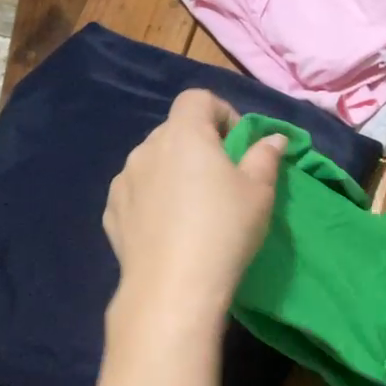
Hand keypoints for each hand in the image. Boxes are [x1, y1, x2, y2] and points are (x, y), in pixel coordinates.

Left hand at [103, 91, 285, 323]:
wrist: (173, 287)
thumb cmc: (225, 228)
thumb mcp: (260, 191)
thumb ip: (265, 156)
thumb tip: (273, 138)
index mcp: (184, 134)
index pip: (198, 99)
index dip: (222, 113)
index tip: (239, 145)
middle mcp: (147, 148)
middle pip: (175, 129)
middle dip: (200, 144)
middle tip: (223, 178)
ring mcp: (124, 181)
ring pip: (154, 161)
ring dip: (175, 171)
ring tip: (195, 207)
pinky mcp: (112, 212)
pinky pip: (138, 191)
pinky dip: (154, 198)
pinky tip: (171, 228)